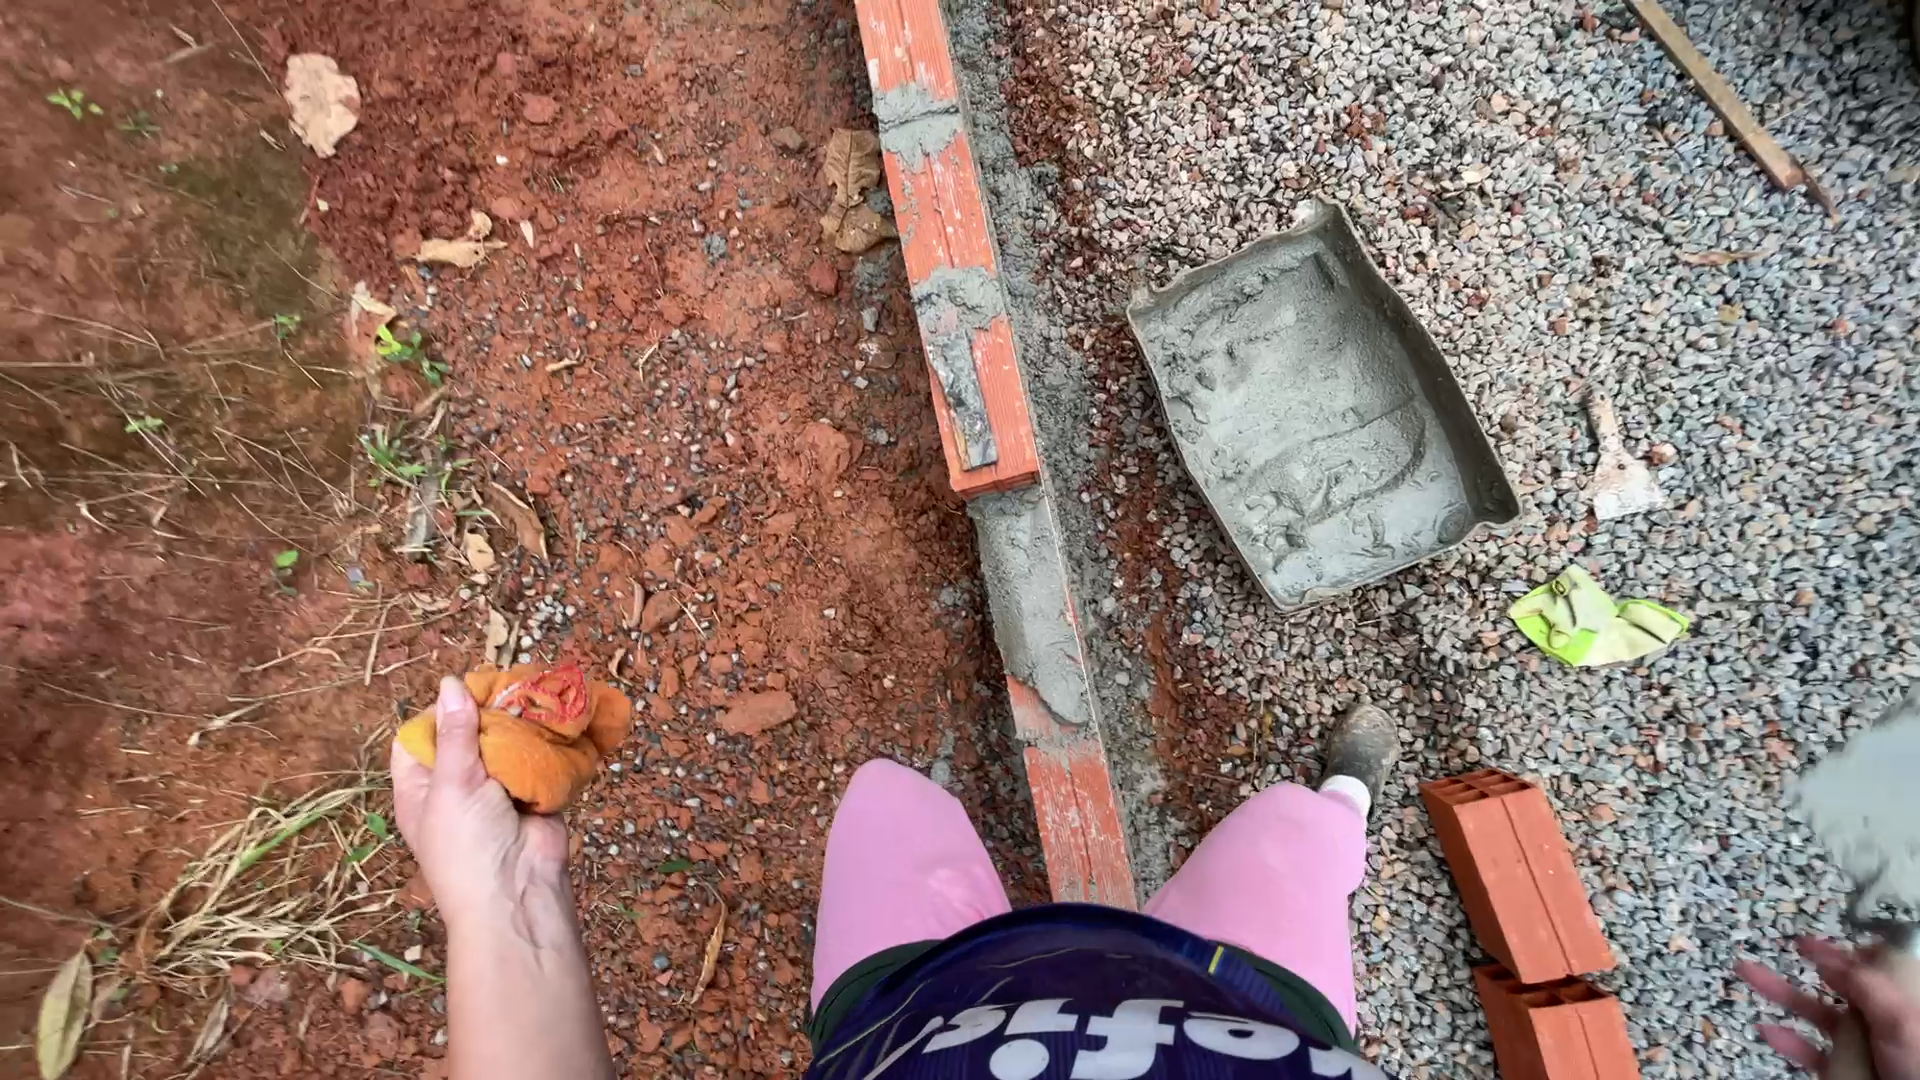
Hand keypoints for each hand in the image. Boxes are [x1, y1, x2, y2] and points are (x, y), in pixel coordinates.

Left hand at [390, 675, 570, 933]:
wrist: (518, 889)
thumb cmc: (467, 845)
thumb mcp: (452, 785)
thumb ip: (455, 734)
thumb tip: (449, 682)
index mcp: (423, 785)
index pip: (420, 737)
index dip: (439, 711)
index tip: (468, 689)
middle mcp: (460, 782)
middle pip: (472, 732)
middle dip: (493, 710)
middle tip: (514, 684)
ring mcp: (500, 785)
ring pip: (511, 740)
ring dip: (527, 721)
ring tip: (543, 694)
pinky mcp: (536, 787)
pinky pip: (542, 755)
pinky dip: (552, 739)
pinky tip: (562, 717)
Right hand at [1736, 937, 1919, 1079]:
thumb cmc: (1915, 1072)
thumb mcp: (1904, 1028)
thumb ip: (1873, 989)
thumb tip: (1835, 957)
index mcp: (1907, 1012)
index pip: (1889, 972)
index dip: (1863, 952)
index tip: (1840, 934)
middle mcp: (1886, 1028)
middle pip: (1851, 989)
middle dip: (1820, 964)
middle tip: (1799, 943)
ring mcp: (1866, 1050)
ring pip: (1820, 1014)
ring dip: (1782, 992)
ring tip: (1745, 971)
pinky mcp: (1845, 1070)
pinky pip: (1810, 1049)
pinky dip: (1786, 1037)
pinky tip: (1768, 1030)